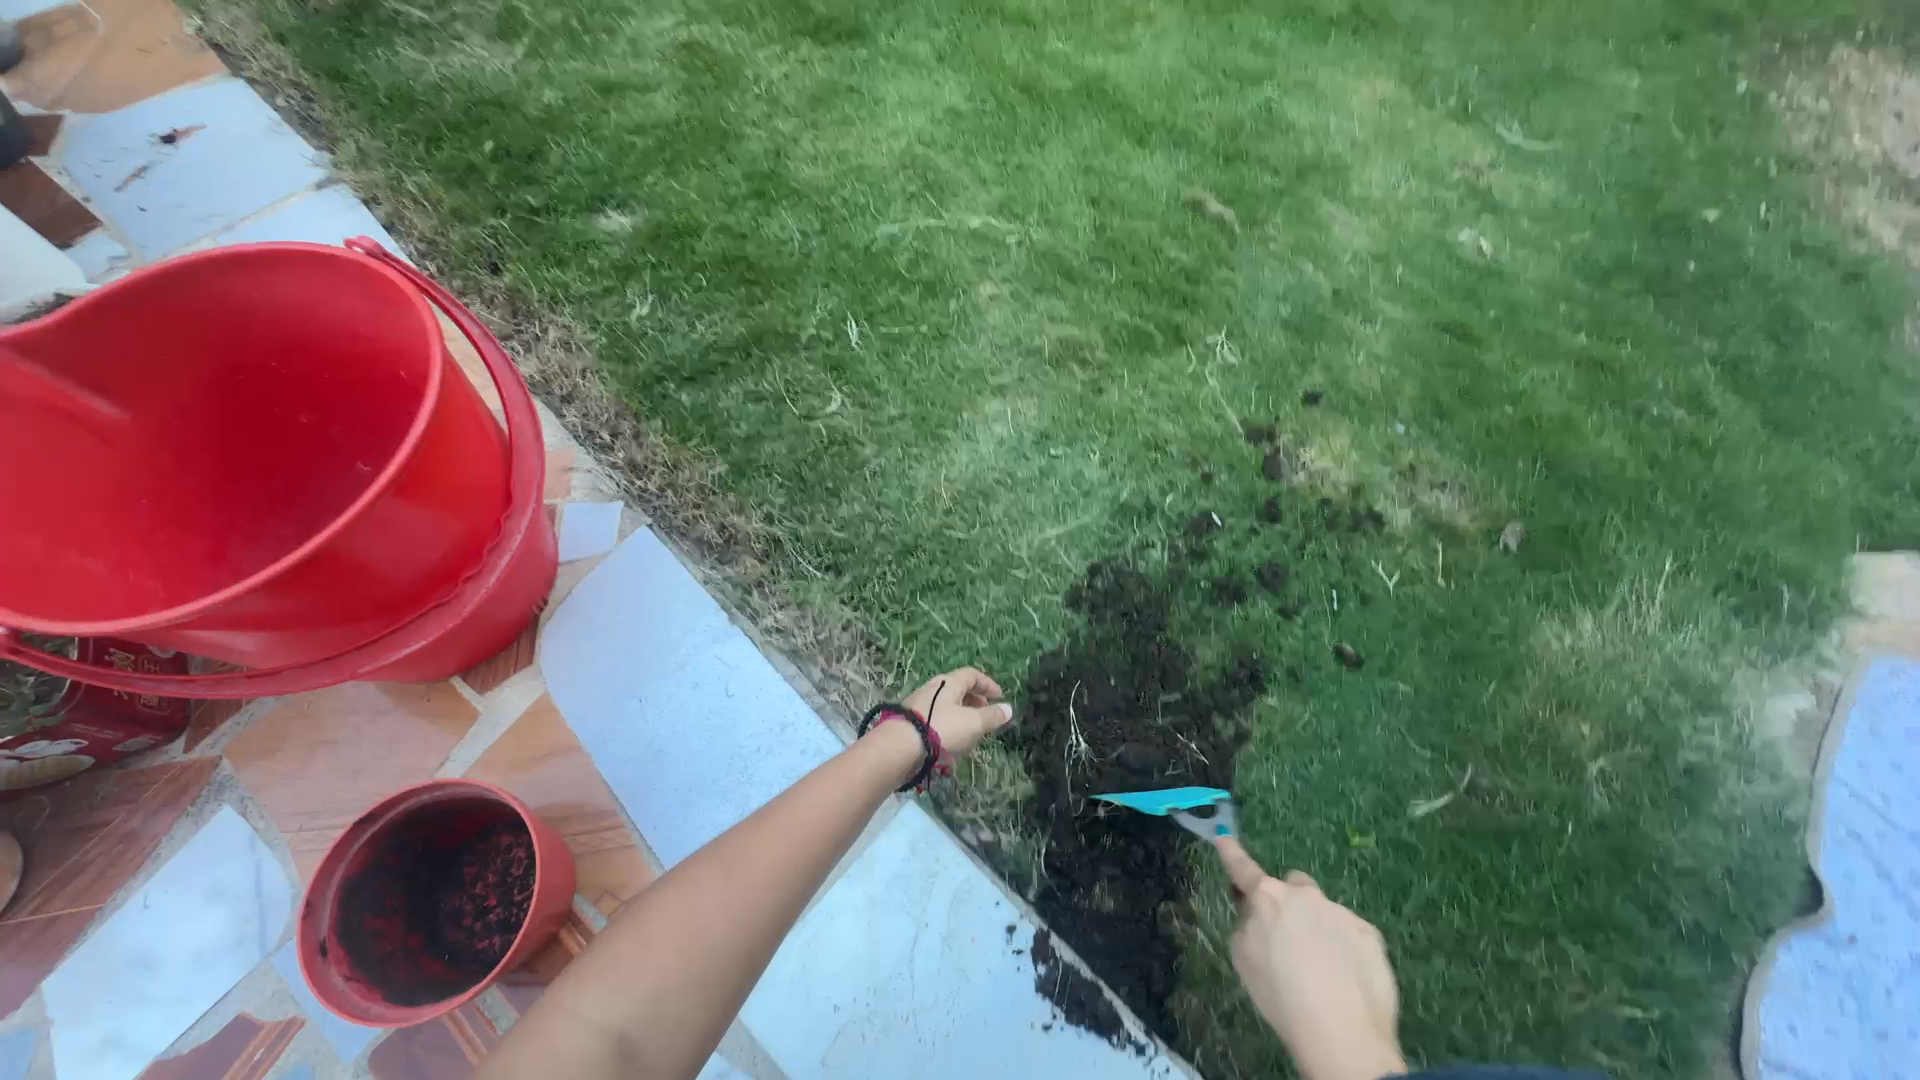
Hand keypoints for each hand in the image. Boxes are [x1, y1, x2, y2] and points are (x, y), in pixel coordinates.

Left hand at [902, 666, 1013, 758]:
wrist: (899, 746)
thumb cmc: (941, 729)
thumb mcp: (972, 723)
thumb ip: (992, 716)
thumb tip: (1009, 709)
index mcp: (949, 683)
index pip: (972, 675)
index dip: (988, 684)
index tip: (1000, 697)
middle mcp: (933, 688)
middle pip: (958, 690)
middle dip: (975, 701)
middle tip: (987, 715)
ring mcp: (919, 704)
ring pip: (947, 706)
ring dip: (962, 716)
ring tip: (972, 732)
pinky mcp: (911, 721)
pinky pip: (936, 719)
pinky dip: (948, 726)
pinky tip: (951, 743)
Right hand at [1216, 837, 1406, 1079]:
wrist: (1341, 1032)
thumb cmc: (1279, 996)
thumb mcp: (1243, 959)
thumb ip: (1246, 925)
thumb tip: (1255, 913)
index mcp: (1267, 898)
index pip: (1243, 869)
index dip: (1231, 853)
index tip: (1223, 838)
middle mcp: (1304, 894)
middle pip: (1292, 886)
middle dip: (1289, 903)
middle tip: (1289, 939)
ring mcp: (1340, 911)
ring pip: (1324, 911)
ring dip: (1319, 927)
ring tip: (1323, 969)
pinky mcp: (1370, 933)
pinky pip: (1351, 933)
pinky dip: (1345, 948)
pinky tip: (1346, 979)